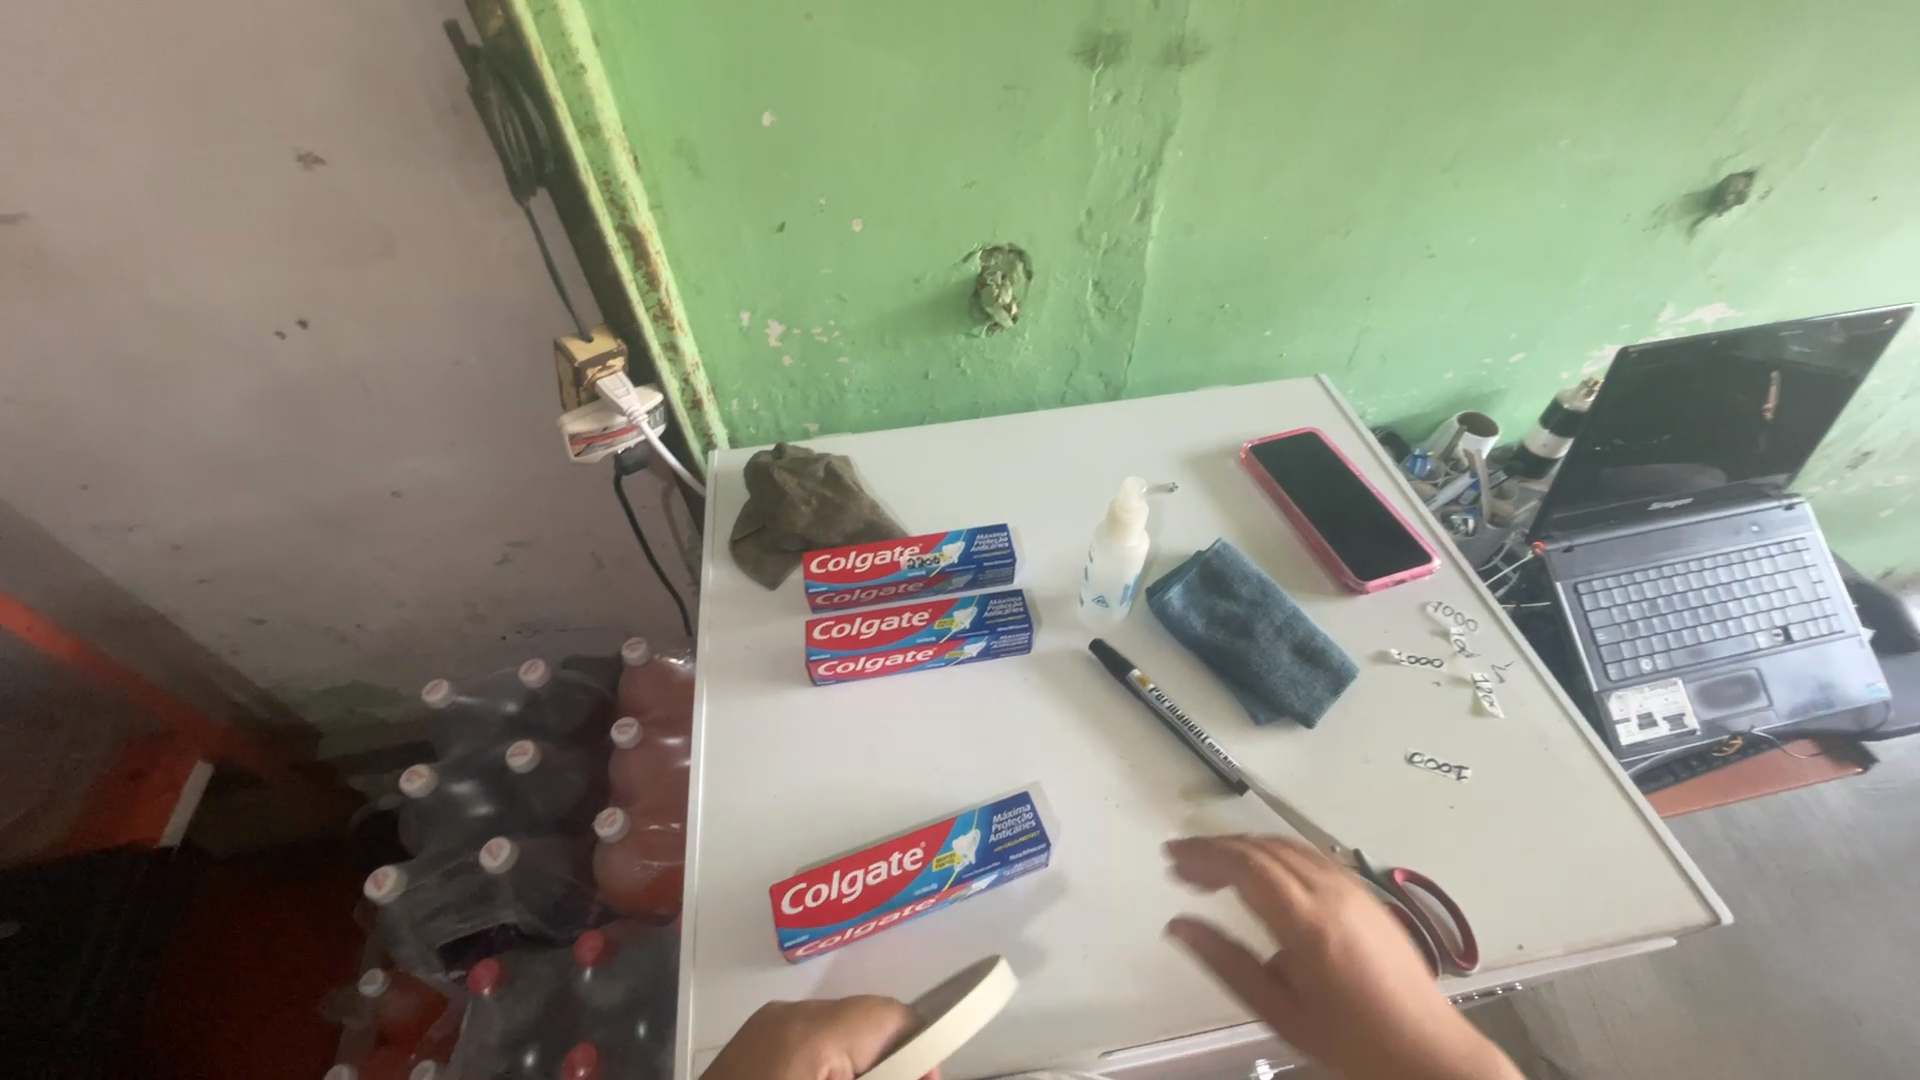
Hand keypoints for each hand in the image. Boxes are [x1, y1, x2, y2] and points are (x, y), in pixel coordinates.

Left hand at [702, 995, 933, 1079]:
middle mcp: (788, 1015)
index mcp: (812, 1033)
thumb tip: (926, 1070)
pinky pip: (806, 1044)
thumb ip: (887, 1077)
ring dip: (856, 1064)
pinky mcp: (749, 1046)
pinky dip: (825, 1066)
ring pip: (837, 1033)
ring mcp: (763, 1027)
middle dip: (888, 1062)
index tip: (931, 1078)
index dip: (922, 1049)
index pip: (890, 1016)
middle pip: (866, 1023)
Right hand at [1163, 835, 1520, 1079]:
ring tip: (1211, 868)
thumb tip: (1177, 925)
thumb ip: (1225, 961)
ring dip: (1242, 848)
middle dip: (1215, 849)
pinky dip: (1270, 852)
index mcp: (1306, 921)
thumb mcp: (1278, 1011)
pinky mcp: (1362, 891)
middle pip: (1260, 848)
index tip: (1171, 856)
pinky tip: (1257, 872)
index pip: (1244, 865)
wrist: (1428, 1054)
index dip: (1203, 853)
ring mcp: (1350, 887)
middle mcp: (1329, 891)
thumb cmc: (1349, 1040)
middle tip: (1182, 866)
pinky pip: (1307, 853)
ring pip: (1283, 845)